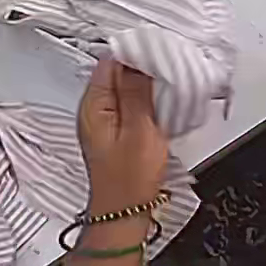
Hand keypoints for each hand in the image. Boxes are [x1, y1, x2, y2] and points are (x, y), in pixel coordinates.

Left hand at [77, 59, 167, 215]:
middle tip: (170, 68)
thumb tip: (137, 61)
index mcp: (94, 105)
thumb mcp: (139, 131)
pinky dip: (148, 100)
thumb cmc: (129, 180)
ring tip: (170, 84)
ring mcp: (106, 121)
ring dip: (148, 84)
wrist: (126, 213)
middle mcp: (96, 110)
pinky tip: (163, 104)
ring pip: (127, 89)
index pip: (111, 62)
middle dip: (144, 67)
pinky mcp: (119, 131)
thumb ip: (138, 93)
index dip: (136, 54)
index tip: (160, 53)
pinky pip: (133, 105)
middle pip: (118, 73)